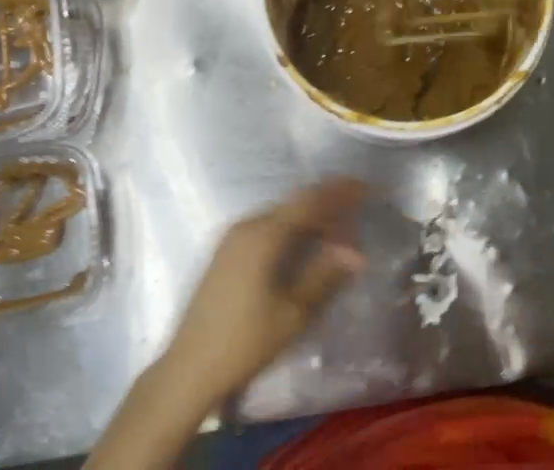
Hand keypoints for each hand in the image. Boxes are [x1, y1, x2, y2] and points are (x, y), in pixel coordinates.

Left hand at [159, 178, 367, 404]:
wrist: (190, 367)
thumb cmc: (246, 341)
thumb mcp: (293, 312)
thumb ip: (324, 275)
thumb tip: (356, 252)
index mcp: (264, 235)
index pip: (309, 201)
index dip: (338, 191)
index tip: (364, 187)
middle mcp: (245, 226)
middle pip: (293, 205)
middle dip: (325, 207)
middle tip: (353, 218)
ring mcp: (230, 239)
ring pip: (278, 217)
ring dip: (307, 220)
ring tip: (334, 234)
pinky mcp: (223, 255)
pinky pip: (264, 229)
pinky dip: (288, 231)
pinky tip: (301, 250)